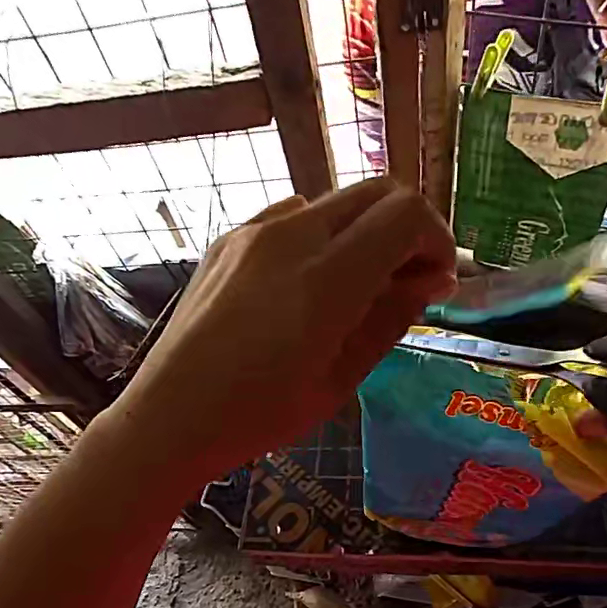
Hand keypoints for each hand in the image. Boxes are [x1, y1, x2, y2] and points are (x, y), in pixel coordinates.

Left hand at [110, 178, 456, 482]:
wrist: (169, 416)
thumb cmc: (258, 415)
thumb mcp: (338, 381)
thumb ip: (389, 319)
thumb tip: (429, 279)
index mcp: (324, 278)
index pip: (406, 215)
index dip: (436, 240)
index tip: (437, 281)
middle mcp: (290, 235)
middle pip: (375, 192)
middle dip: (407, 228)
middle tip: (408, 281)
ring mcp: (252, 231)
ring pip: (334, 202)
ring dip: (363, 231)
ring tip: (357, 287)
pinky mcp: (228, 239)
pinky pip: (291, 216)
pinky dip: (321, 236)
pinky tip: (307, 284)